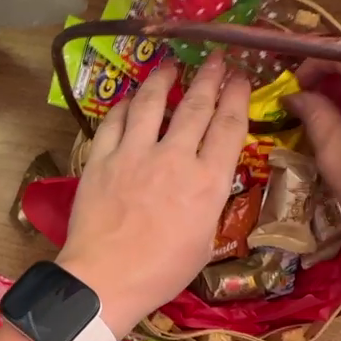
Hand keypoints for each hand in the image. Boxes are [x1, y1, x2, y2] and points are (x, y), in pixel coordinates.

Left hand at [57, 52, 250, 331]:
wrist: (105, 280)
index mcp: (208, 181)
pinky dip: (123, 107)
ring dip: (163, 79)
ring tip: (171, 66)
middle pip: (196, 105)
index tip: (240, 79)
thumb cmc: (160, 273)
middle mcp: (174, 158)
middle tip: (216, 60)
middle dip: (210, 77)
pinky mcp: (100, 160)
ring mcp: (133, 155)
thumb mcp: (204, 243)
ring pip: (151, 103)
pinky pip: (112, 122)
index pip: (230, 125)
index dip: (237, 96)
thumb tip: (206, 185)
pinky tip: (128, 101)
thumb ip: (208, 205)